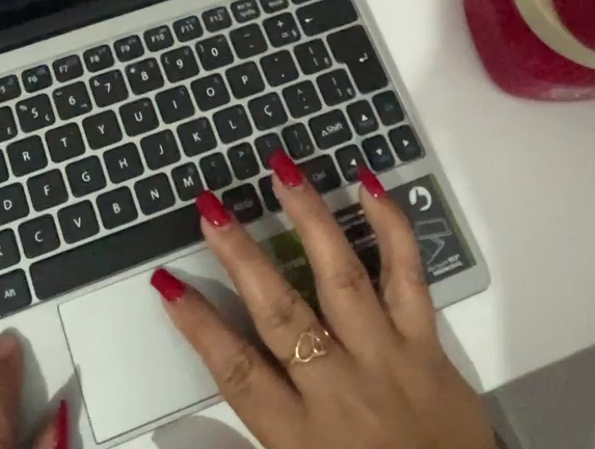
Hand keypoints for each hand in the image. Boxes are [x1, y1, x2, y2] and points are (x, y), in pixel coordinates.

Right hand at [154, 153, 494, 448]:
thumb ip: (245, 445)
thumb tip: (186, 431)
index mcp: (300, 435)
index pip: (237, 371)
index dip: (198, 324)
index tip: (167, 282)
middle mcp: (338, 387)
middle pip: (281, 312)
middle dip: (241, 256)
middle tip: (211, 206)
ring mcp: (386, 358)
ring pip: (341, 277)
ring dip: (309, 218)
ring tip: (282, 172)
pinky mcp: (428, 344)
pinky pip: (408, 277)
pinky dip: (391, 229)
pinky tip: (368, 186)